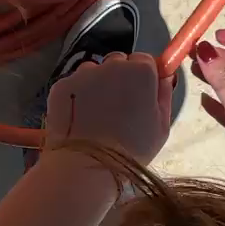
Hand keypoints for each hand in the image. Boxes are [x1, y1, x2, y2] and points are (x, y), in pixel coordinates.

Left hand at [44, 52, 171, 164]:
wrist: (88, 164)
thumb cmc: (132, 149)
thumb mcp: (161, 126)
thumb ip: (164, 94)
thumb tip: (164, 75)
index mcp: (140, 71)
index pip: (144, 60)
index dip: (142, 78)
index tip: (139, 96)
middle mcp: (111, 64)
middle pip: (118, 61)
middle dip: (119, 77)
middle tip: (117, 107)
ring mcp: (83, 73)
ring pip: (93, 71)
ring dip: (96, 85)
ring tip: (95, 115)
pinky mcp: (61, 84)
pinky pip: (73, 84)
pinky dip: (76, 96)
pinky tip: (78, 118)